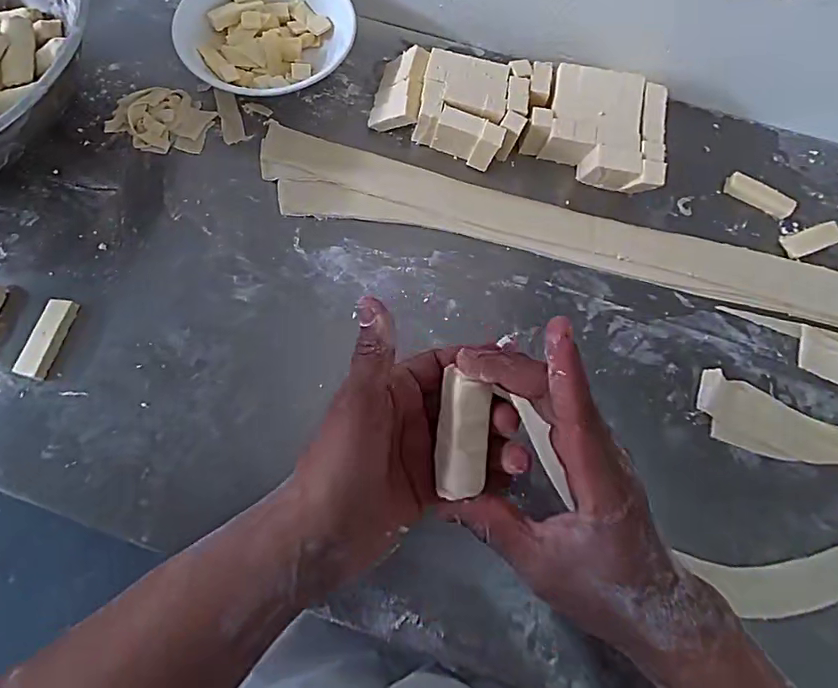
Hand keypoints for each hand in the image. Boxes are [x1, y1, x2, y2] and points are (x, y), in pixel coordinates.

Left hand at [276, 295, 528, 593]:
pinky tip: (506, 487)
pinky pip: (468, 477)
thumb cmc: (339, 459)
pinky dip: (488, 480)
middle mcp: (415, 417)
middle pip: (467, 403)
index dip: (478, 362)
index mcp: (398, 389)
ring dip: (498, 447)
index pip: (445, 365)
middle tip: (516, 422)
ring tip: (516, 462)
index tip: (513, 362)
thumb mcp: (359, 400)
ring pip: (473, 441)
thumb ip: (375, 353)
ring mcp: (424, 454)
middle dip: (496, 408)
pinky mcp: (431, 489)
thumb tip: (370, 300)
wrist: (321, 537)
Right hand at [444, 318, 786, 687]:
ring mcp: (600, 446)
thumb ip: (497, 525)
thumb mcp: (541, 565)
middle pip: (560, 394)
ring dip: (518, 375)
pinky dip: (529, 390)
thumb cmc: (603, 588)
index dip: (566, 371)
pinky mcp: (591, 448)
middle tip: (467, 358)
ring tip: (476, 366)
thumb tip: (452, 495)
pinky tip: (504, 386)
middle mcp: (603, 451)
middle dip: (514, 368)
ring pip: (559, 395)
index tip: (557, 330)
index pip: (579, 416)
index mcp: (599, 481)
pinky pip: (560, 408)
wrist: (653, 603)